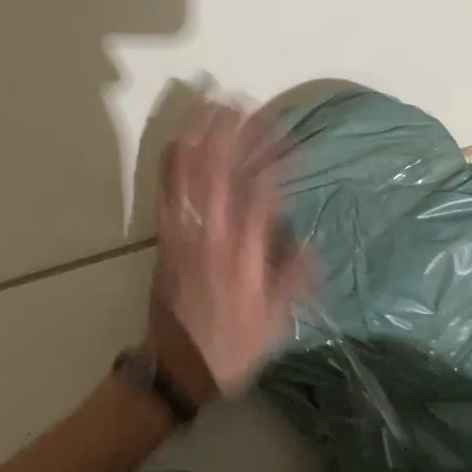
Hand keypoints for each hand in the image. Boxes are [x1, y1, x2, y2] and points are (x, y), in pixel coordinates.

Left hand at [146, 96, 310, 403]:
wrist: (176, 368)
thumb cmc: (231, 349)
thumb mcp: (274, 324)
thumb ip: (292, 280)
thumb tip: (307, 243)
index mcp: (244, 258)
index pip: (261, 195)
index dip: (274, 161)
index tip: (288, 135)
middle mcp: (212, 238)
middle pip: (224, 174)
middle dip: (237, 135)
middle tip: (248, 104)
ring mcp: (183, 235)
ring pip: (192, 176)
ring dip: (203, 137)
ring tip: (213, 104)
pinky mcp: (164, 239)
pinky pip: (167, 192)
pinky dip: (174, 162)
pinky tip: (181, 139)